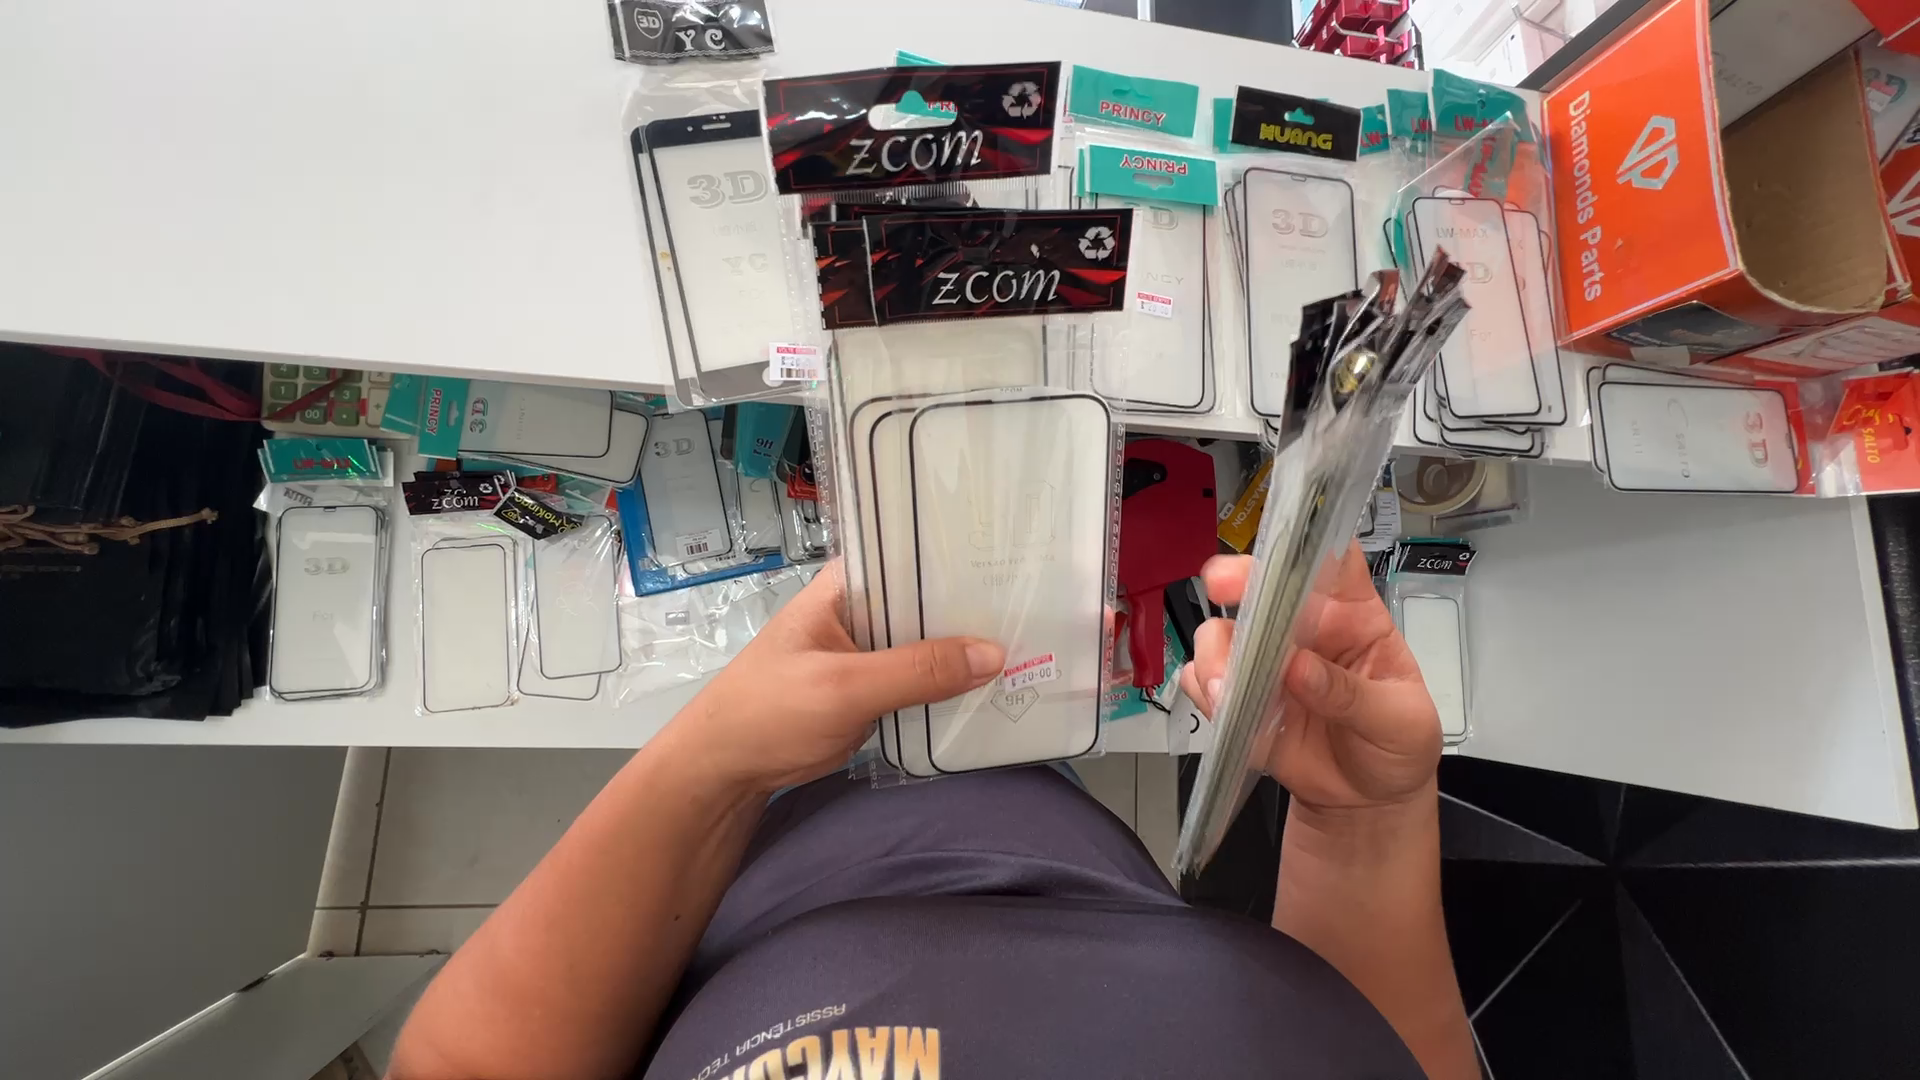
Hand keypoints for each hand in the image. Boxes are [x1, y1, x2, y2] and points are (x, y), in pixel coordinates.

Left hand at [660, 561, 1005, 795]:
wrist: (727, 772)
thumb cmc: (769, 712)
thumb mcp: (843, 687)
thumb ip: (916, 671)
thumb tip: (995, 654)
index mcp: (848, 585)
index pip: (911, 555)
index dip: (960, 557)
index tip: (1015, 562)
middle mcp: (863, 609)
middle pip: (928, 600)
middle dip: (974, 607)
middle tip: (1040, 607)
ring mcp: (870, 650)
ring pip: (929, 641)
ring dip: (966, 648)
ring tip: (1034, 641)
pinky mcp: (876, 687)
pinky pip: (922, 678)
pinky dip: (950, 683)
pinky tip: (995, 683)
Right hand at [1179, 541, 1440, 814]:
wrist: (1363, 800)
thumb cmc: (1395, 748)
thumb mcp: (1400, 723)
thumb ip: (1353, 696)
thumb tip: (1299, 669)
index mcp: (1351, 617)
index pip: (1332, 563)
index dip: (1308, 543)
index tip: (1284, 548)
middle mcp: (1299, 628)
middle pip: (1260, 584)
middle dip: (1236, 577)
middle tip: (1220, 586)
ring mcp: (1261, 660)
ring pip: (1219, 632)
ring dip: (1215, 656)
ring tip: (1227, 693)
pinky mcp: (1234, 693)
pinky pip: (1199, 679)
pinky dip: (1202, 690)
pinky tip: (1224, 710)